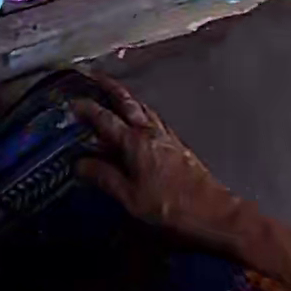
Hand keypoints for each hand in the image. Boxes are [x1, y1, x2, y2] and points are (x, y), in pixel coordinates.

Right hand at [70, 72, 250, 254]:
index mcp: (133, 142)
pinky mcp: (178, 145)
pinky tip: (143, 119)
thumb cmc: (170, 208)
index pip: (104, 118)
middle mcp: (149, 132)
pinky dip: (143, 112)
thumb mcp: (131, 198)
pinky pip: (156, 119)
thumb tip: (78, 163)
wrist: (218, 215)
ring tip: (116, 93)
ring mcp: (166, 137)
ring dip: (127, 97)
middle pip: (126, 102)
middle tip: (94, 76)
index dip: (87, 108)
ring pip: (143, 108)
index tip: (72, 101)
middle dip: (109, 87)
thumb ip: (104, 177)